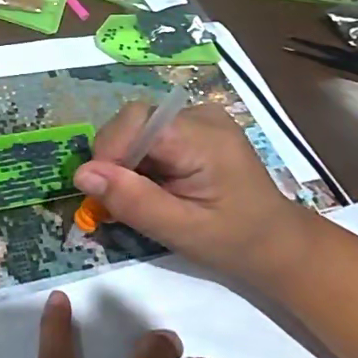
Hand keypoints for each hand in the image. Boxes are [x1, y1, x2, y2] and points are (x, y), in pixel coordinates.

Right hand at [73, 103, 310, 278]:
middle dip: (117, 158)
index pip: (137, 120)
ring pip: (140, 126)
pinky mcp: (196, 125)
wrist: (277, 243)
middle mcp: (201, 114)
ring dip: (127, 160)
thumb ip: (132, 200)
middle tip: (118, 200)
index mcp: (203, 137)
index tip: (101, 191)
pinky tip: (155, 185)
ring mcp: (200, 117)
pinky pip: (152, 132)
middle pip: (135, 120)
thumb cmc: (233, 241)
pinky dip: (142, 158)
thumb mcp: (179, 230)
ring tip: (141, 196)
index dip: (110, 150)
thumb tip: (81, 173)